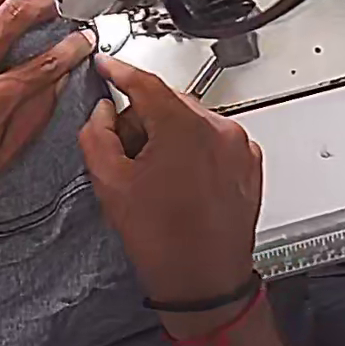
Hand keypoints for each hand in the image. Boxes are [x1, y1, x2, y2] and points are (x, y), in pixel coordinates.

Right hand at [78, 55, 262, 306]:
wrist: (203, 280)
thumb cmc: (165, 241)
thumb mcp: (110, 184)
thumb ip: (96, 135)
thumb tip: (102, 113)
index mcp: (183, 128)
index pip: (145, 83)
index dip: (119, 71)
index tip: (108, 64)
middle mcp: (218, 130)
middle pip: (166, 102)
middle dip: (142, 121)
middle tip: (128, 158)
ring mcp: (238, 147)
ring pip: (189, 120)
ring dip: (167, 136)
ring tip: (156, 179)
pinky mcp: (248, 163)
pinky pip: (211, 140)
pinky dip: (191, 150)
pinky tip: (179, 183)